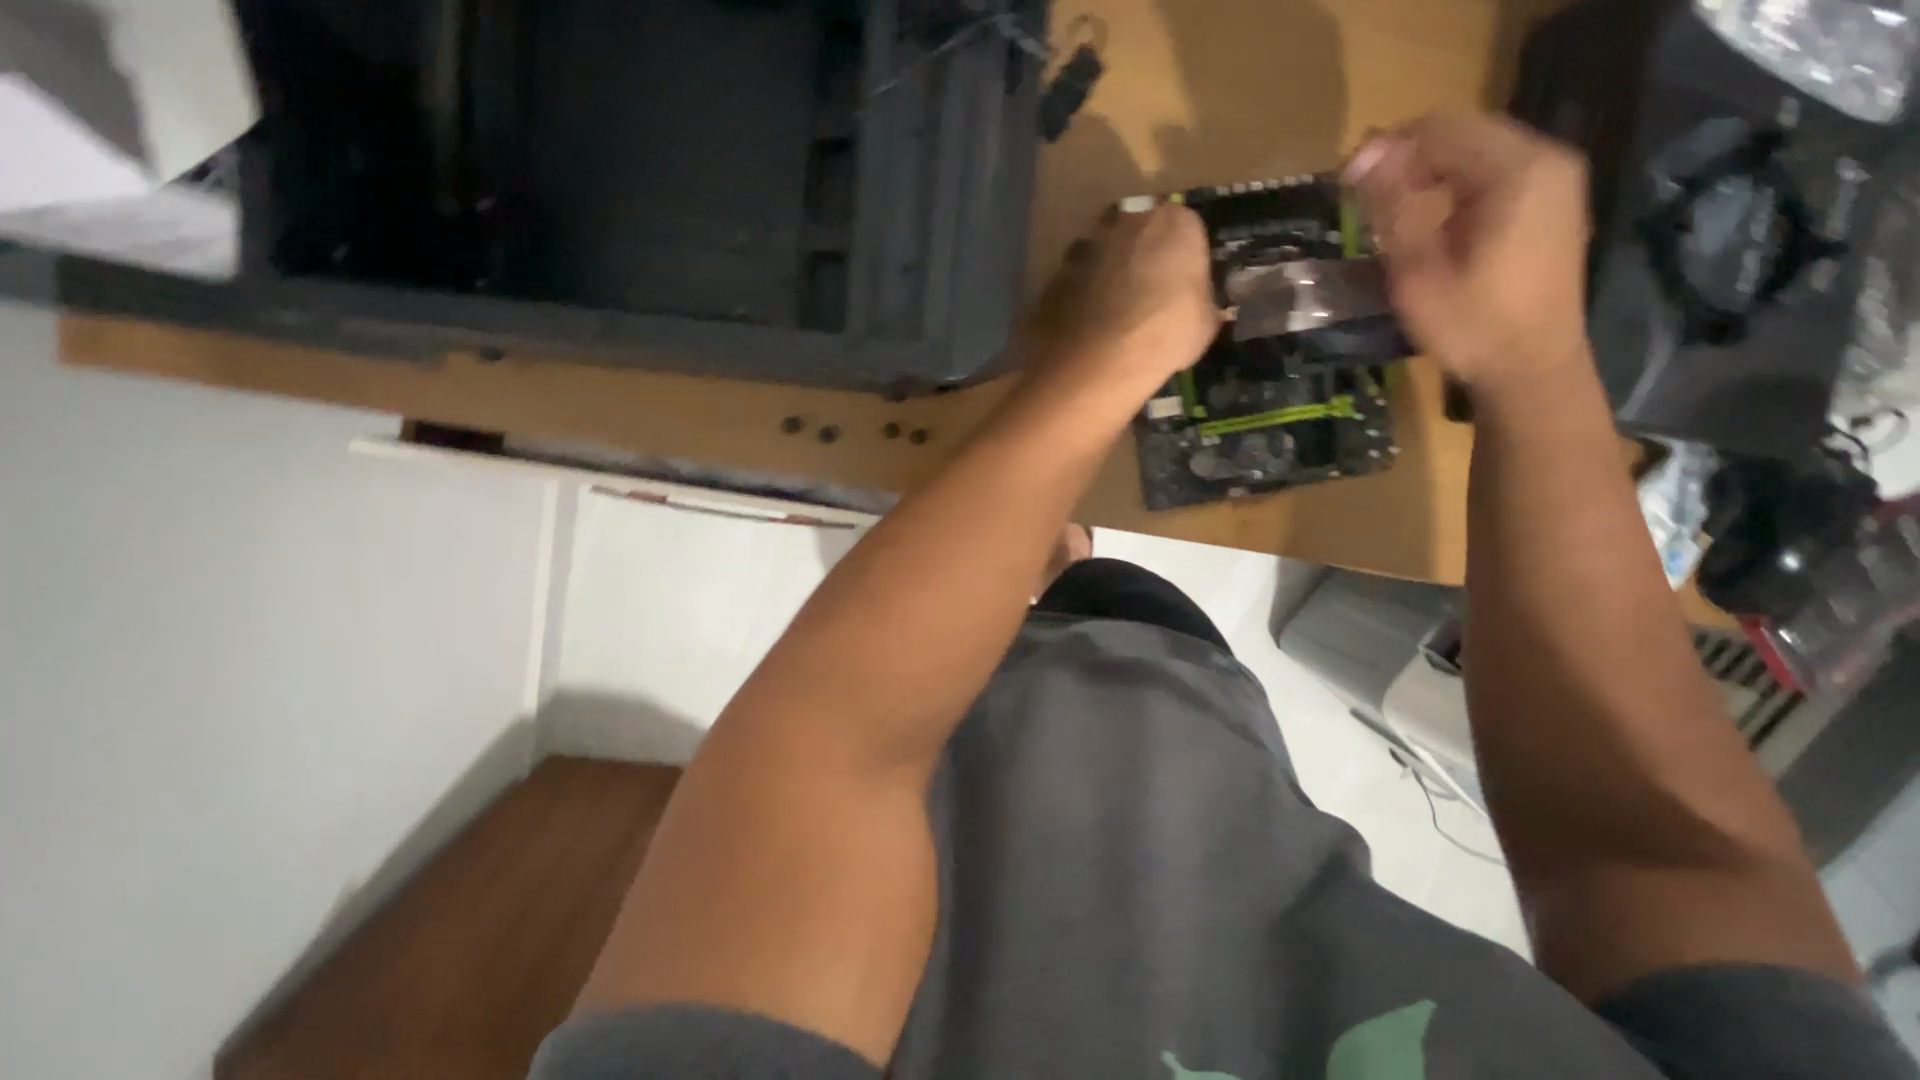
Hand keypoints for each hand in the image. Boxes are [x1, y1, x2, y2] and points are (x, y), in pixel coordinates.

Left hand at [1014, 202, 1220, 392]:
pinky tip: (1086, 323)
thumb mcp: (1205, 322)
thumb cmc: (1166, 332)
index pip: (1185, 229)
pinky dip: (1081, 293)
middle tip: (1145, 292)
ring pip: (1102, 250)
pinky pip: (1076, 278)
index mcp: (1175, 221)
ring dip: (1107, 270)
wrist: (1100, 358)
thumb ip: (1201, 302)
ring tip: (1111, 310)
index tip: (1181, 283)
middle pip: (1138, 230)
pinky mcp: (1056, 269)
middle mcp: (1127, 219)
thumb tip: (1198, 309)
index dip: (1182, 257)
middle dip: (1141, 254)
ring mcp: (1086, 242)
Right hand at [1348, 111, 1592, 398]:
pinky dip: (1456, 183)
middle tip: (1362, 193)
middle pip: (1463, 131)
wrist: (1533, 370)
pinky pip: (1496, 172)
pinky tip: (1430, 218)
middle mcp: (1546, 160)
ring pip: (1478, 149)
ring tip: (1389, 206)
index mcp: (1517, 171)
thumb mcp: (1418, 272)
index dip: (1386, 147)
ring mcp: (1556, 180)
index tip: (1345, 181)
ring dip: (1429, 169)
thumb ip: (1393, 207)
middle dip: (1407, 155)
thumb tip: (1362, 158)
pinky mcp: (1553, 202)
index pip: (1440, 128)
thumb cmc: (1473, 327)